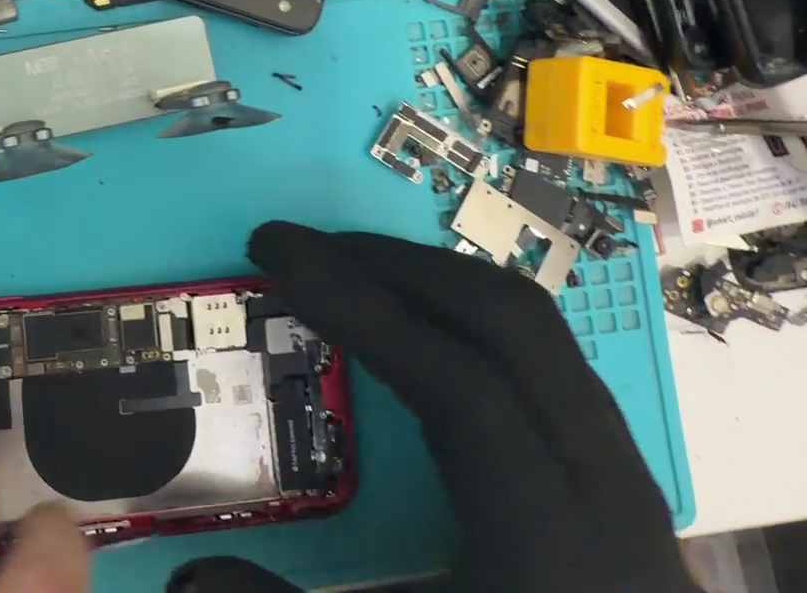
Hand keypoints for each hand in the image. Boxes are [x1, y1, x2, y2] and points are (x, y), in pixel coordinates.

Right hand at [224, 221, 697, 592]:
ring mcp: (617, 463)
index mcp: (551, 540)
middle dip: (389, 264)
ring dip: (424, 274)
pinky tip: (402, 320)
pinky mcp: (610, 458)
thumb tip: (188, 576)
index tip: (281, 262)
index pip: (460, 385)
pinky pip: (535, 345)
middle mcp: (602, 483)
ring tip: (340, 265)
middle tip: (296, 247)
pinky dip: (455, 306)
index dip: (366, 311)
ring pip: (527, 322)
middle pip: (503, 323)